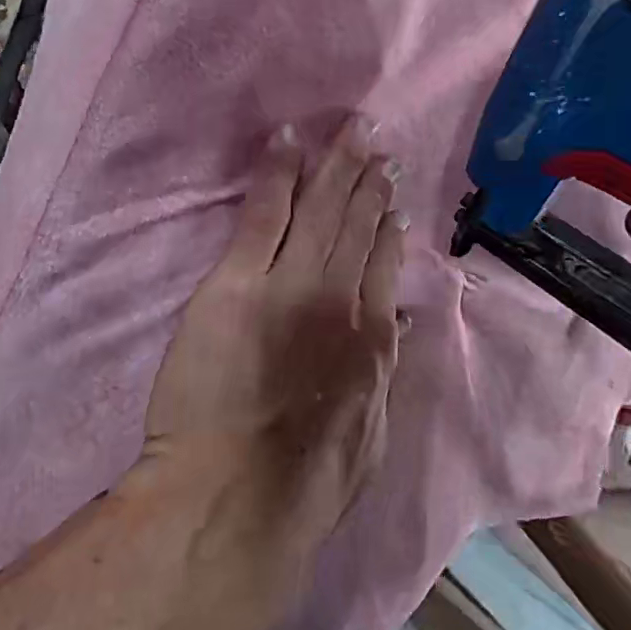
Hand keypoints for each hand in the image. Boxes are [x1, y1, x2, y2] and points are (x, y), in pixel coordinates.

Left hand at [143, 115, 406, 540]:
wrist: (235, 499)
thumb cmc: (303, 484)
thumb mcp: (367, 437)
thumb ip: (381, 372)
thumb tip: (395, 323)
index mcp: (370, 339)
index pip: (383, 266)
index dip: (389, 228)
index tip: (393, 201)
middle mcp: (338, 298)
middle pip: (358, 225)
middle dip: (370, 180)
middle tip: (378, 144)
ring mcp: (291, 283)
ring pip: (322, 209)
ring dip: (338, 165)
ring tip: (353, 130)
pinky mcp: (240, 281)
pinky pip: (265, 213)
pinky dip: (280, 173)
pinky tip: (290, 139)